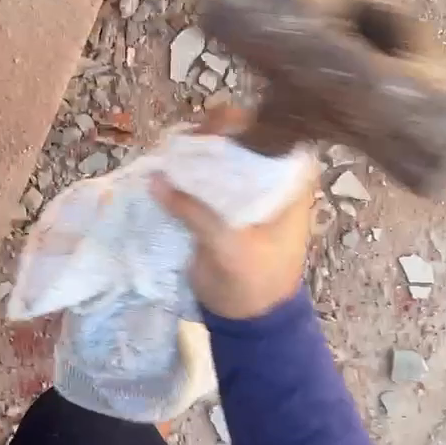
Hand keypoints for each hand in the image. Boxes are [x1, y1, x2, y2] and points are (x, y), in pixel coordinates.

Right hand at [150, 127, 313, 319]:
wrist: (247, 321)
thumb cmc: (252, 283)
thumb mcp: (228, 248)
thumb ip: (196, 213)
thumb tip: (156, 180)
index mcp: (289, 189)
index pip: (279, 138)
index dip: (251, 123)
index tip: (218, 122)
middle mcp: (270, 185)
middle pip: (246, 142)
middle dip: (216, 134)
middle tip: (188, 135)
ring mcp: (245, 196)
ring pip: (223, 161)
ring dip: (198, 153)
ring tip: (172, 148)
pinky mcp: (222, 209)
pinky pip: (205, 182)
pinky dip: (187, 174)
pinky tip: (166, 167)